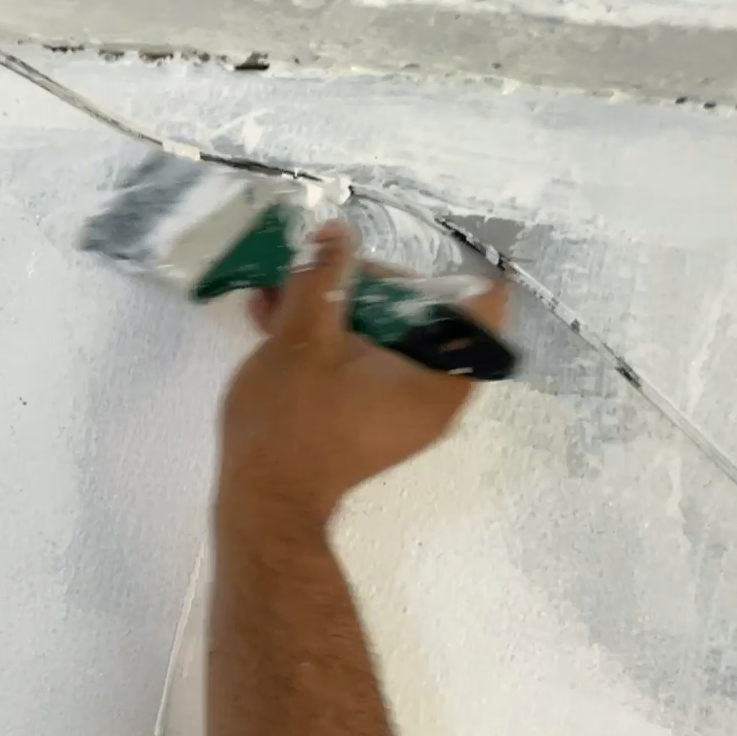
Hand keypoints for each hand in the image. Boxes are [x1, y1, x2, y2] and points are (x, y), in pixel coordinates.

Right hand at [219, 222, 508, 524]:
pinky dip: (326, 347)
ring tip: (273, 301)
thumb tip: (336, 231)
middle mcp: (435, 393)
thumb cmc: (288, 425)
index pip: (475, 297)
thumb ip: (321, 279)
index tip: (365, 270)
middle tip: (302, 278)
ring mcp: (399, 413)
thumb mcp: (299, 340)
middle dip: (356, 288)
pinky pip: (359, 369)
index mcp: (444, 374)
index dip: (420, 272)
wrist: (261, 504)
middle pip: (419, 315)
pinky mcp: (366, 425)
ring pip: (380, 341)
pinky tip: (274, 331)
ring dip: (330, 315)